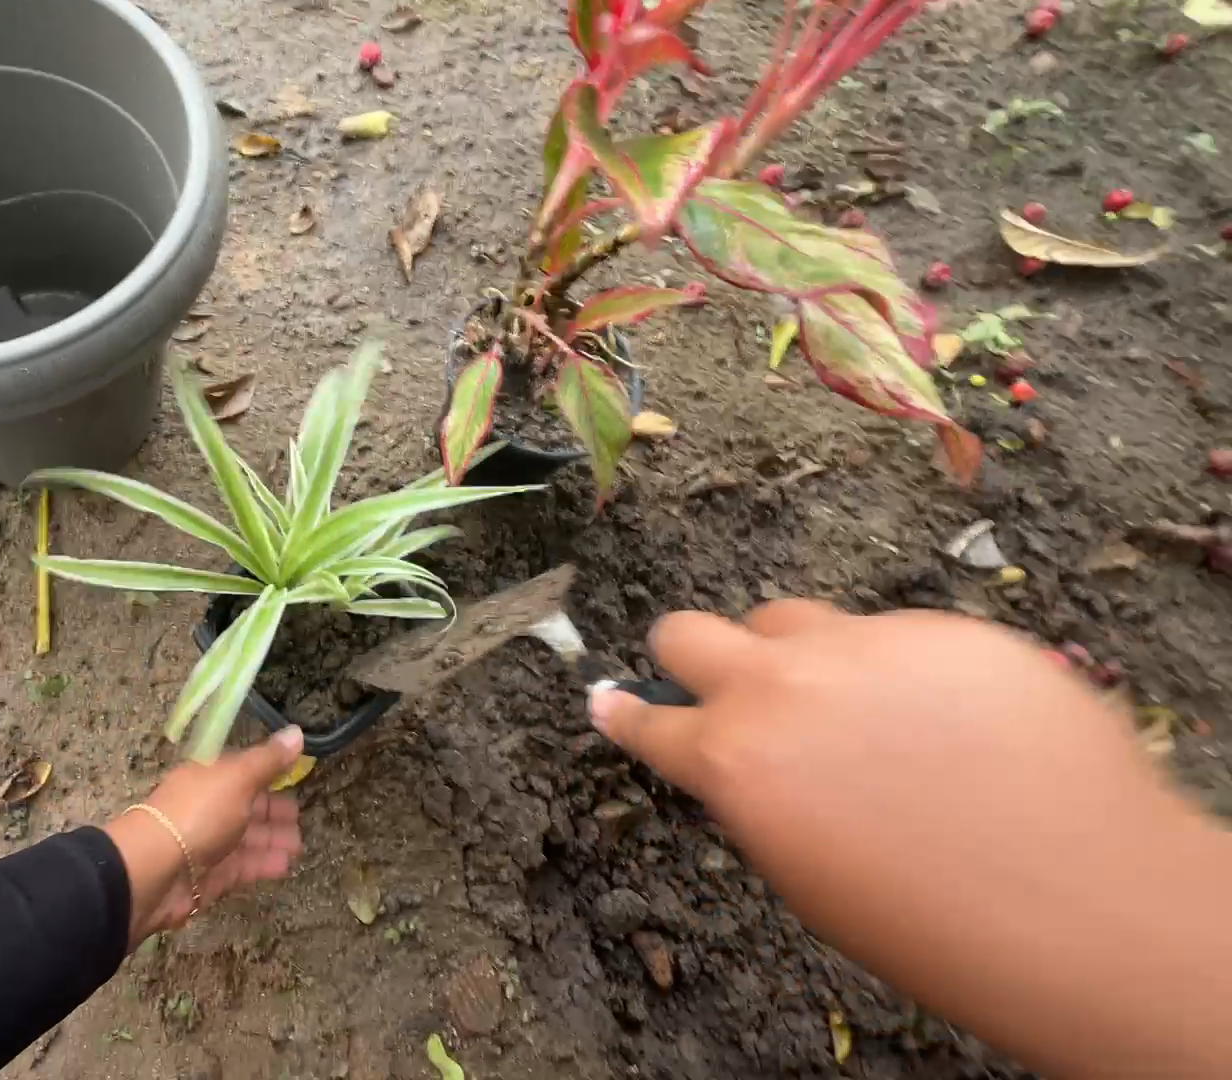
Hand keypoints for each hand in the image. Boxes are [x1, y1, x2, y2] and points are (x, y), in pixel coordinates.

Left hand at [104, 727, 304, 947]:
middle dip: (273, 812)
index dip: (269, 775)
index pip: (243, 772)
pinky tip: (285, 865)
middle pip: (246, 807)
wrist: (154, 870)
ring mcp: (208, 843)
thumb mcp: (238, 777)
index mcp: (209, 778)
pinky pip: (241, 867)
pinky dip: (263, 864)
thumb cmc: (197, 812)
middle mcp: (208, 808)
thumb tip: (298, 731)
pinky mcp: (209, 877)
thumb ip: (269, 759)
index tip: (295, 779)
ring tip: (299, 846)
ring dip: (272, 840)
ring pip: (246, 839)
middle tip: (300, 820)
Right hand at [591, 601, 1231, 1079]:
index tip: (607, 699)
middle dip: (686, 655)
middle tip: (722, 685)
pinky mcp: (939, 632)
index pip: (642, 718)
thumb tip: (727, 753)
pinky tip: (942, 717)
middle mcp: (775, 689)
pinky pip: (884, 633)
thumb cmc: (933, 924)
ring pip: (784, 618)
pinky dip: (889, 666)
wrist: (1106, 919)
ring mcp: (857, 649)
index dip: (620, 710)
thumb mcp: (795, 867)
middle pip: (682, 630)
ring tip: (848, 700)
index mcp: (730, 761)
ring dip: (792, 654)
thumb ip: (744, 790)